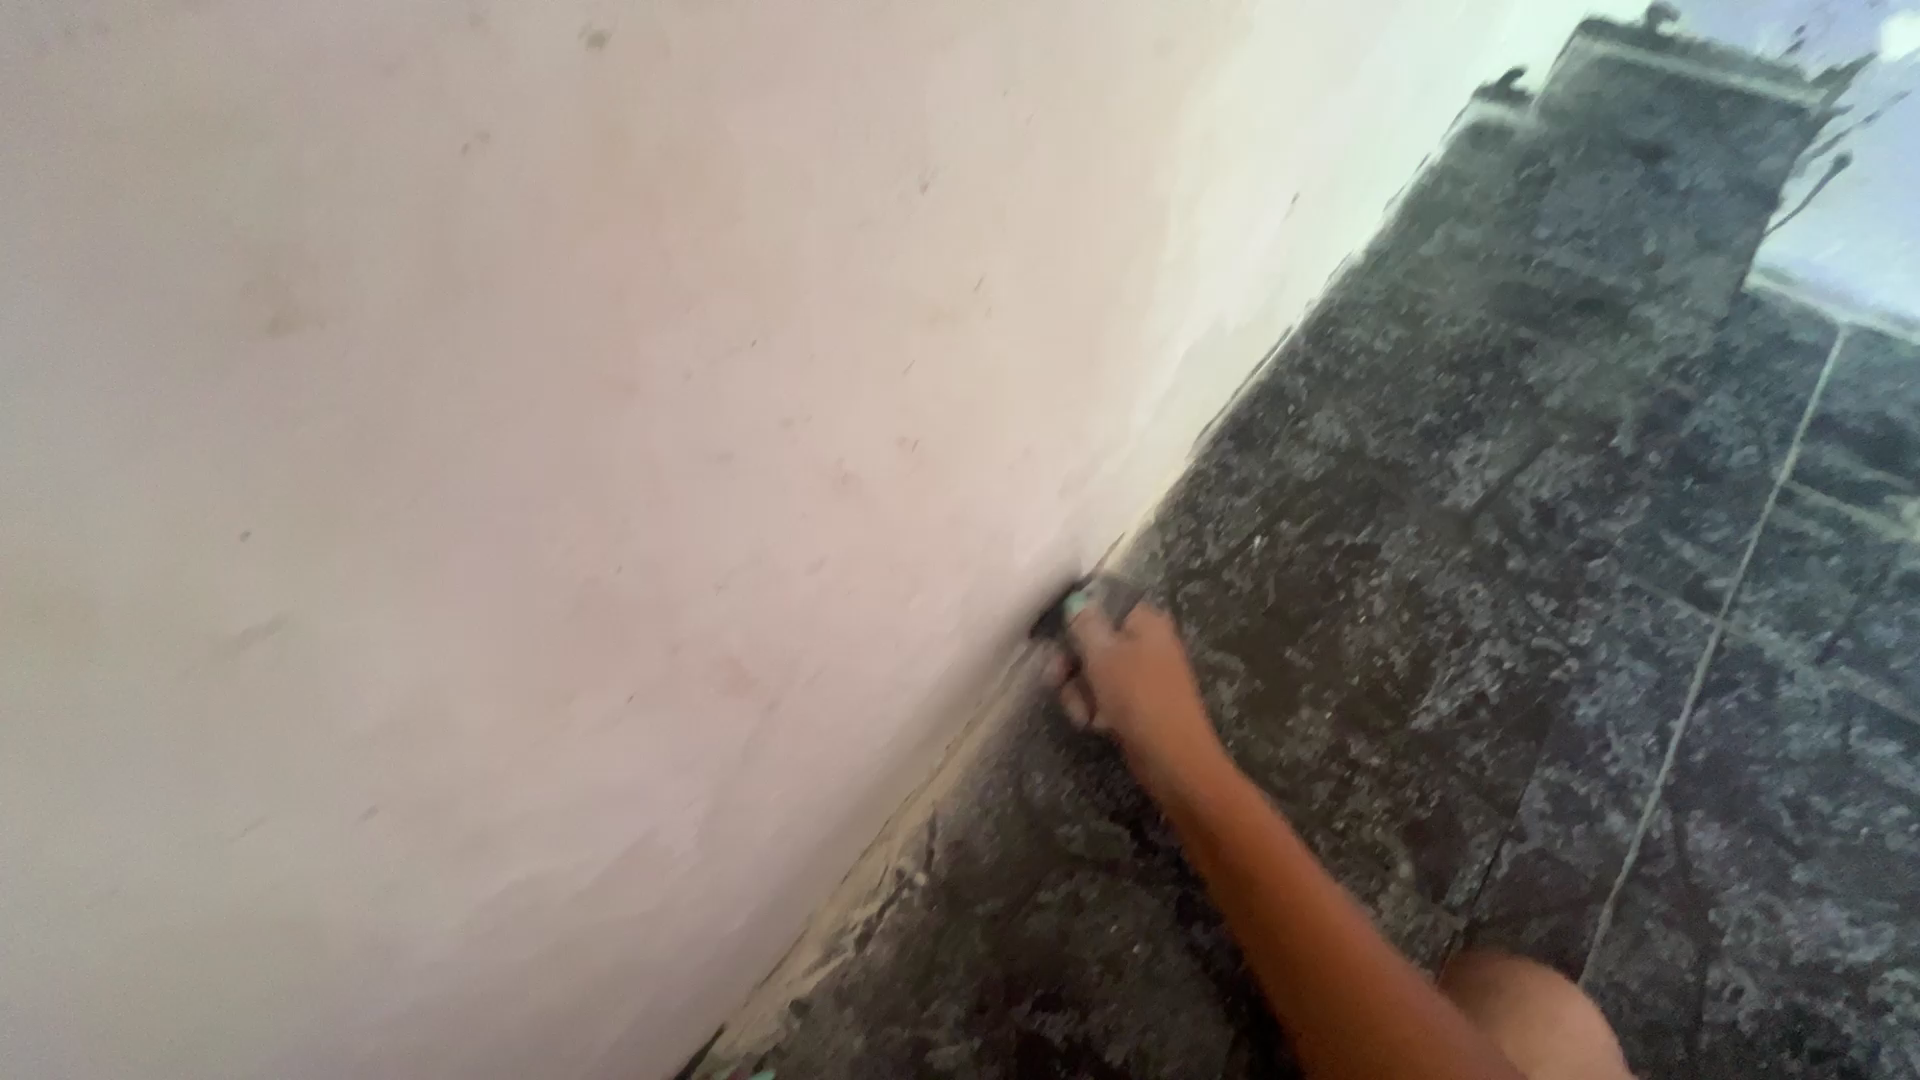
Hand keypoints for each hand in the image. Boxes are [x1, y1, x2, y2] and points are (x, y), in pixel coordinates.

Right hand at [1047, 597, 1224, 783]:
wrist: (1172, 758)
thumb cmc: (1138, 696)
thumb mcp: (1103, 653)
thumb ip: (1084, 623)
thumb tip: (1076, 600)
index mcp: (1145, 622)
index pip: (1104, 604)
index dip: (1076, 618)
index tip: (1053, 634)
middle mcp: (1145, 643)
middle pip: (1093, 641)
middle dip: (1071, 664)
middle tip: (1054, 679)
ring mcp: (1141, 676)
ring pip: (1093, 672)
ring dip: (1078, 692)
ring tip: (1082, 713)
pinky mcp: (1135, 704)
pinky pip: (1104, 697)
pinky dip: (1094, 708)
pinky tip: (1094, 724)